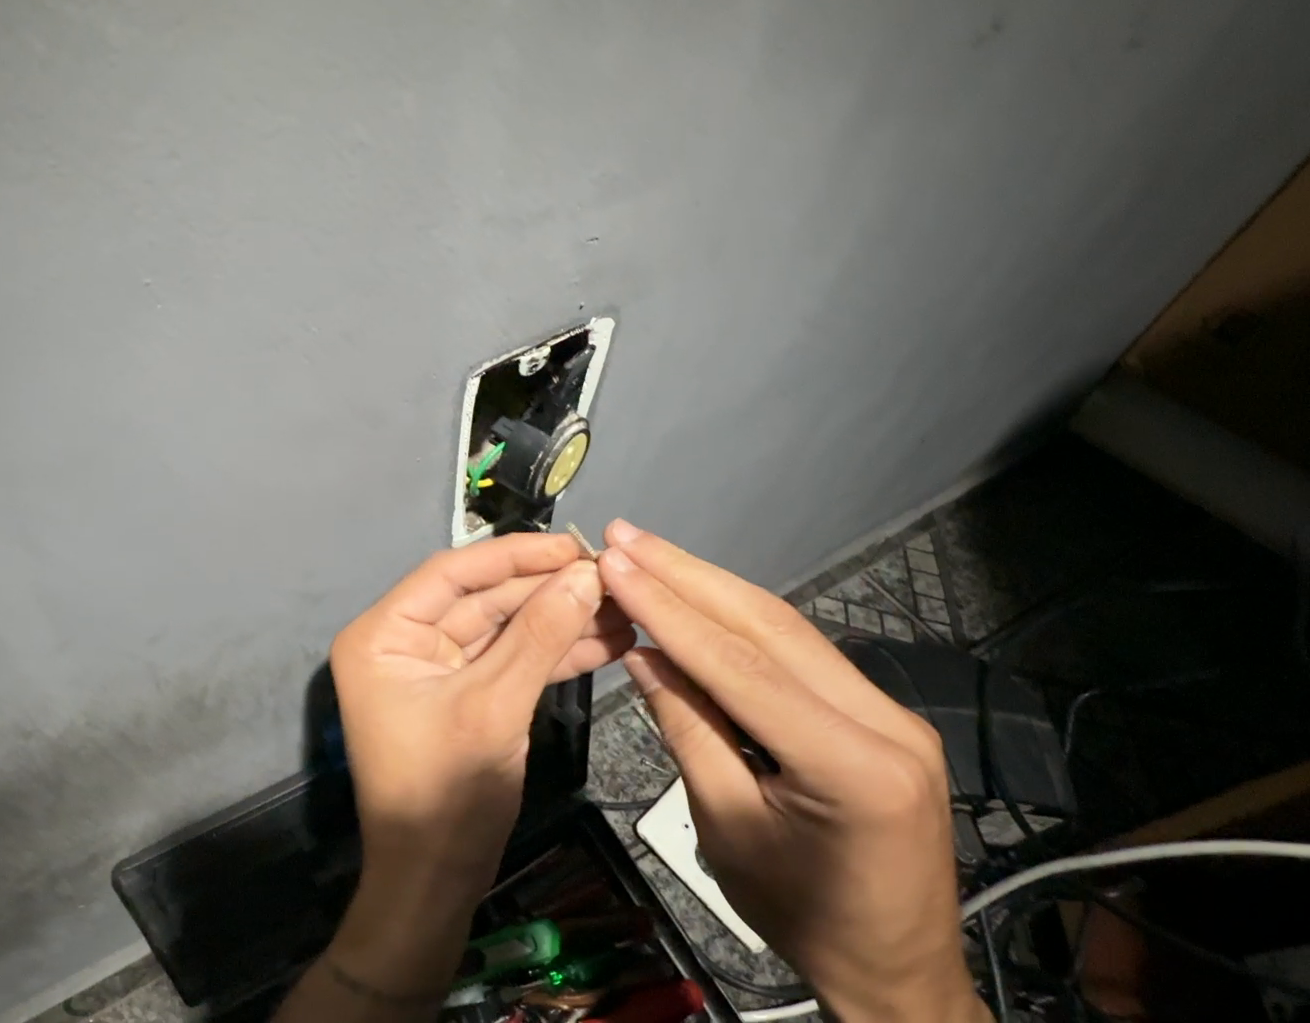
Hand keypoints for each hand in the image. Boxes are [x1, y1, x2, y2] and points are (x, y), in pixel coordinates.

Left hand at [330, 532, 633, 886]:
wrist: (435, 882)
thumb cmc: (446, 792)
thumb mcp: (494, 708)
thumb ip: (540, 636)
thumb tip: (587, 574)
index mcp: (383, 634)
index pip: (452, 573)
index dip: (515, 555)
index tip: (575, 546)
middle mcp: (404, 642)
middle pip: (483, 599)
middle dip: (547, 590)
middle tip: (611, 577)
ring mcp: (436, 670)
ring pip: (504, 630)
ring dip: (559, 621)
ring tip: (624, 608)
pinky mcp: (465, 696)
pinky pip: (510, 661)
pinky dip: (553, 654)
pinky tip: (606, 641)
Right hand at [597, 520, 988, 1022]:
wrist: (896, 973)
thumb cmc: (801, 917)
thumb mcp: (725, 825)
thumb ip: (686, 728)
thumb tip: (643, 652)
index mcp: (851, 764)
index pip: (740, 666)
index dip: (668, 610)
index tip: (613, 564)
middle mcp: (884, 721)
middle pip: (769, 626)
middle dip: (687, 575)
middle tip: (624, 536)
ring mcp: (891, 712)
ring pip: (786, 629)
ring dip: (710, 586)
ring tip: (647, 552)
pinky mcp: (880, 714)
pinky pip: (799, 653)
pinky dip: (738, 621)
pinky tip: (695, 595)